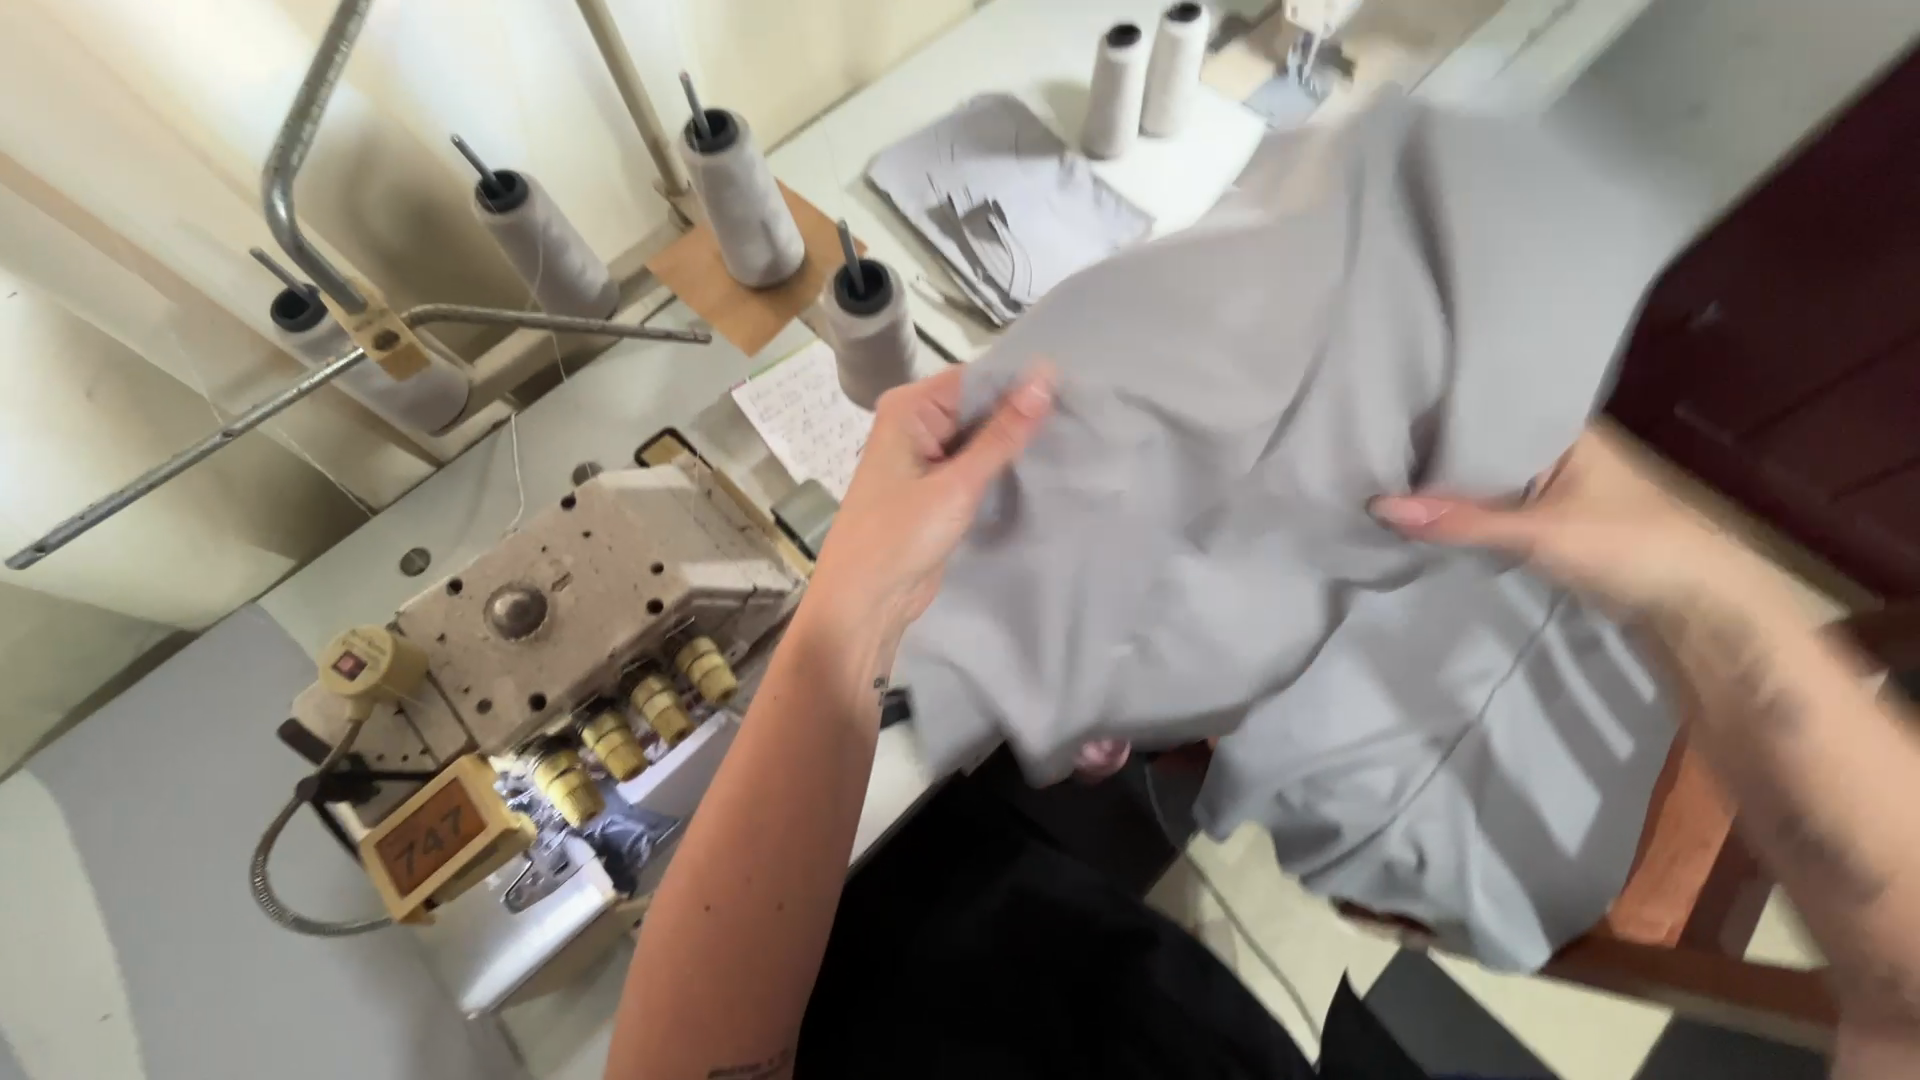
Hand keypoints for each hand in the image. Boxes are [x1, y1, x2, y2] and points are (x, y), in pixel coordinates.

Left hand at [803, 363, 1055, 669]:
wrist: (865, 601)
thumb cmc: (899, 537)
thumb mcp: (957, 484)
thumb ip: (1003, 434)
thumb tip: (1045, 377)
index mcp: (909, 408)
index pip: (976, 379)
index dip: (1022, 383)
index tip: (1075, 388)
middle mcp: (916, 424)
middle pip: (980, 406)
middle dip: (1023, 414)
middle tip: (1082, 416)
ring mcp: (927, 458)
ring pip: (982, 438)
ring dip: (1016, 444)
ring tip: (1072, 440)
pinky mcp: (938, 489)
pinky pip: (977, 467)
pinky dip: (1003, 469)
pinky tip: (1042, 469)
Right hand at [1369, 425, 1785, 615]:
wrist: (1699, 607)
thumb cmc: (1628, 546)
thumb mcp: (1536, 532)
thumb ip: (1458, 520)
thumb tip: (1376, 506)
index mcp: (1562, 429)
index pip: (1485, 409)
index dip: (1435, 414)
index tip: (1380, 415)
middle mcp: (1553, 449)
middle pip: (1477, 446)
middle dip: (1431, 455)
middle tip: (1368, 449)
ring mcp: (1550, 486)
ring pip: (1481, 479)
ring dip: (1443, 487)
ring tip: (1381, 477)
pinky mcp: (1546, 520)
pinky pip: (1489, 505)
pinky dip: (1461, 511)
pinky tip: (1422, 511)